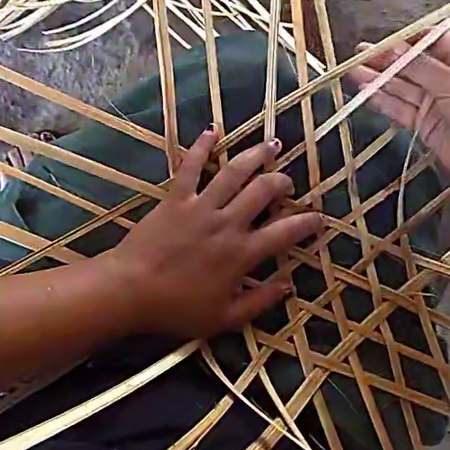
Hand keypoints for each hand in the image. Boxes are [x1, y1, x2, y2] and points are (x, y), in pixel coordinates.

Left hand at [104, 129, 324, 337]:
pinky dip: (202, 146)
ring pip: (235, 172)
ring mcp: (201, 206)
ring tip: (271, 145)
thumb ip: (260, 302)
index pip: (286, 232)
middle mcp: (227, 223)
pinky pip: (191, 166)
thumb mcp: (224, 318)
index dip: (308, 222)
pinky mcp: (176, 197)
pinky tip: (213, 131)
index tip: (319, 218)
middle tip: (288, 184)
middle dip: (283, 182)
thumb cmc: (176, 308)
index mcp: (242, 254)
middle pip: (264, 191)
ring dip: (256, 155)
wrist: (129, 291)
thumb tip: (289, 285)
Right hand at [344, 29, 449, 185]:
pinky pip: (400, 110)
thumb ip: (420, 67)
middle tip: (359, 54)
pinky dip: (383, 102)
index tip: (385, 38)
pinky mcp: (423, 125)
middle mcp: (446, 80)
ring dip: (378, 80)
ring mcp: (433, 103)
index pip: (433, 42)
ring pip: (401, 88)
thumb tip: (392, 47)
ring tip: (353, 71)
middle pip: (411, 65)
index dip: (409, 39)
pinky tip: (366, 92)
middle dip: (386, 60)